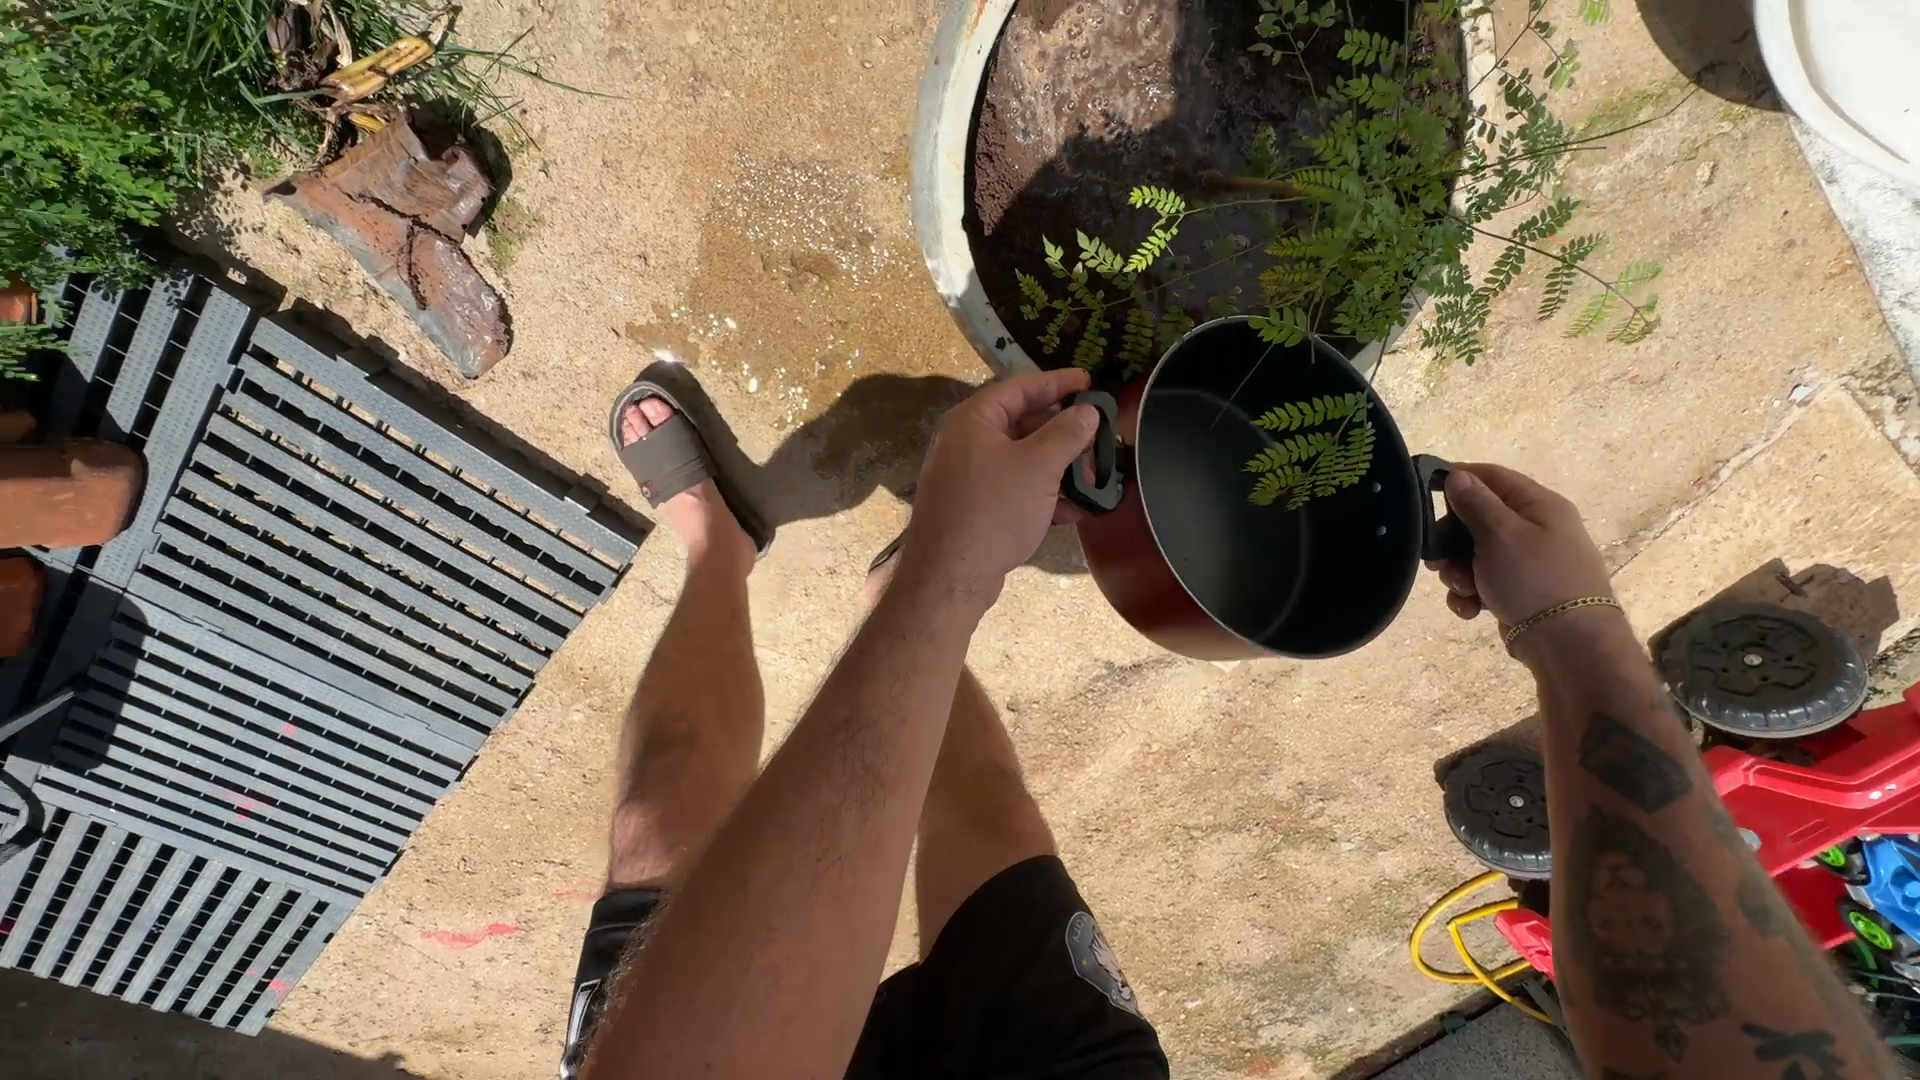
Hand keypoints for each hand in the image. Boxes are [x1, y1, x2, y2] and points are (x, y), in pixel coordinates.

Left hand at [898, 369, 1099, 605]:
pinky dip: (1042, 495)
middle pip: (1022, 425)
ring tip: (1092, 480)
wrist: (950, 576)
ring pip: (1022, 461)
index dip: (1057, 383)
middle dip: (1063, 435)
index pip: (1019, 388)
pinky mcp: (974, 508)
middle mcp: (966, 443)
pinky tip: (1073, 511)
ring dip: (1059, 469)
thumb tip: (1087, 411)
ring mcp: (968, 478)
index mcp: (973, 421)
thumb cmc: (993, 510)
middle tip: (1096, 440)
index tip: (1089, 382)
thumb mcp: (1038, 466)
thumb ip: (1066, 434)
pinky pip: (1014, 490)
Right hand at [1424, 463, 1613, 638]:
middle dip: (1450, 540)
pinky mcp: (1517, 589)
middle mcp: (1534, 529)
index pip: (1492, 477)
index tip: (1423, 491)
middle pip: (1476, 519)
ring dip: (1457, 571)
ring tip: (1461, 589)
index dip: (1459, 478)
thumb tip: (1458, 476)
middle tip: (1436, 558)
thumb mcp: (1500, 535)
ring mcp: (1526, 561)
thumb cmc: (1534, 579)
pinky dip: (1469, 593)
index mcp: (1538, 506)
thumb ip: (1475, 503)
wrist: (1567, 642)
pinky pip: (1481, 581)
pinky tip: (1470, 608)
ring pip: (1472, 554)